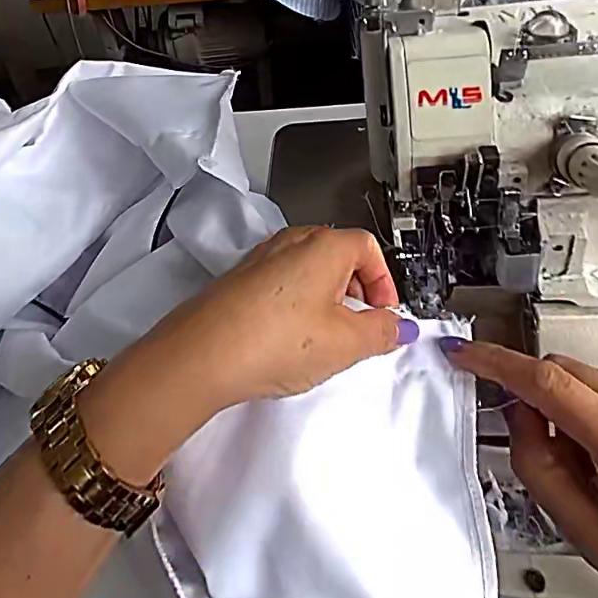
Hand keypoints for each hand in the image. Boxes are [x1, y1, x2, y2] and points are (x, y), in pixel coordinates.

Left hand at [80, 227, 413, 482]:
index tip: (384, 313)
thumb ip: (381, 332)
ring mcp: (264, 258)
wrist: (200, 356)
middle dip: (359, 290)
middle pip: (341, 255)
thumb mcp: (345, 343)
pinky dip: (299, 303)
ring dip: (329, 298)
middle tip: (362, 325)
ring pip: (312, 269)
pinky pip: (285, 282)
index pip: (370, 248)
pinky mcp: (243, 279)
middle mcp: (294, 242)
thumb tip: (397, 327)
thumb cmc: (268, 338)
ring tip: (326, 337)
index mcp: (325, 245)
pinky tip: (292, 338)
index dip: (385, 283)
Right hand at [445, 342, 597, 597]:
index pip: (551, 383)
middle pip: (569, 373)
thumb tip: (519, 414)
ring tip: (592, 471)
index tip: (471, 353)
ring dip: (571, 411)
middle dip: (537, 398)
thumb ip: (537, 463)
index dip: (498, 363)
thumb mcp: (587, 533)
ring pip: (592, 381)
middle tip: (535, 444)